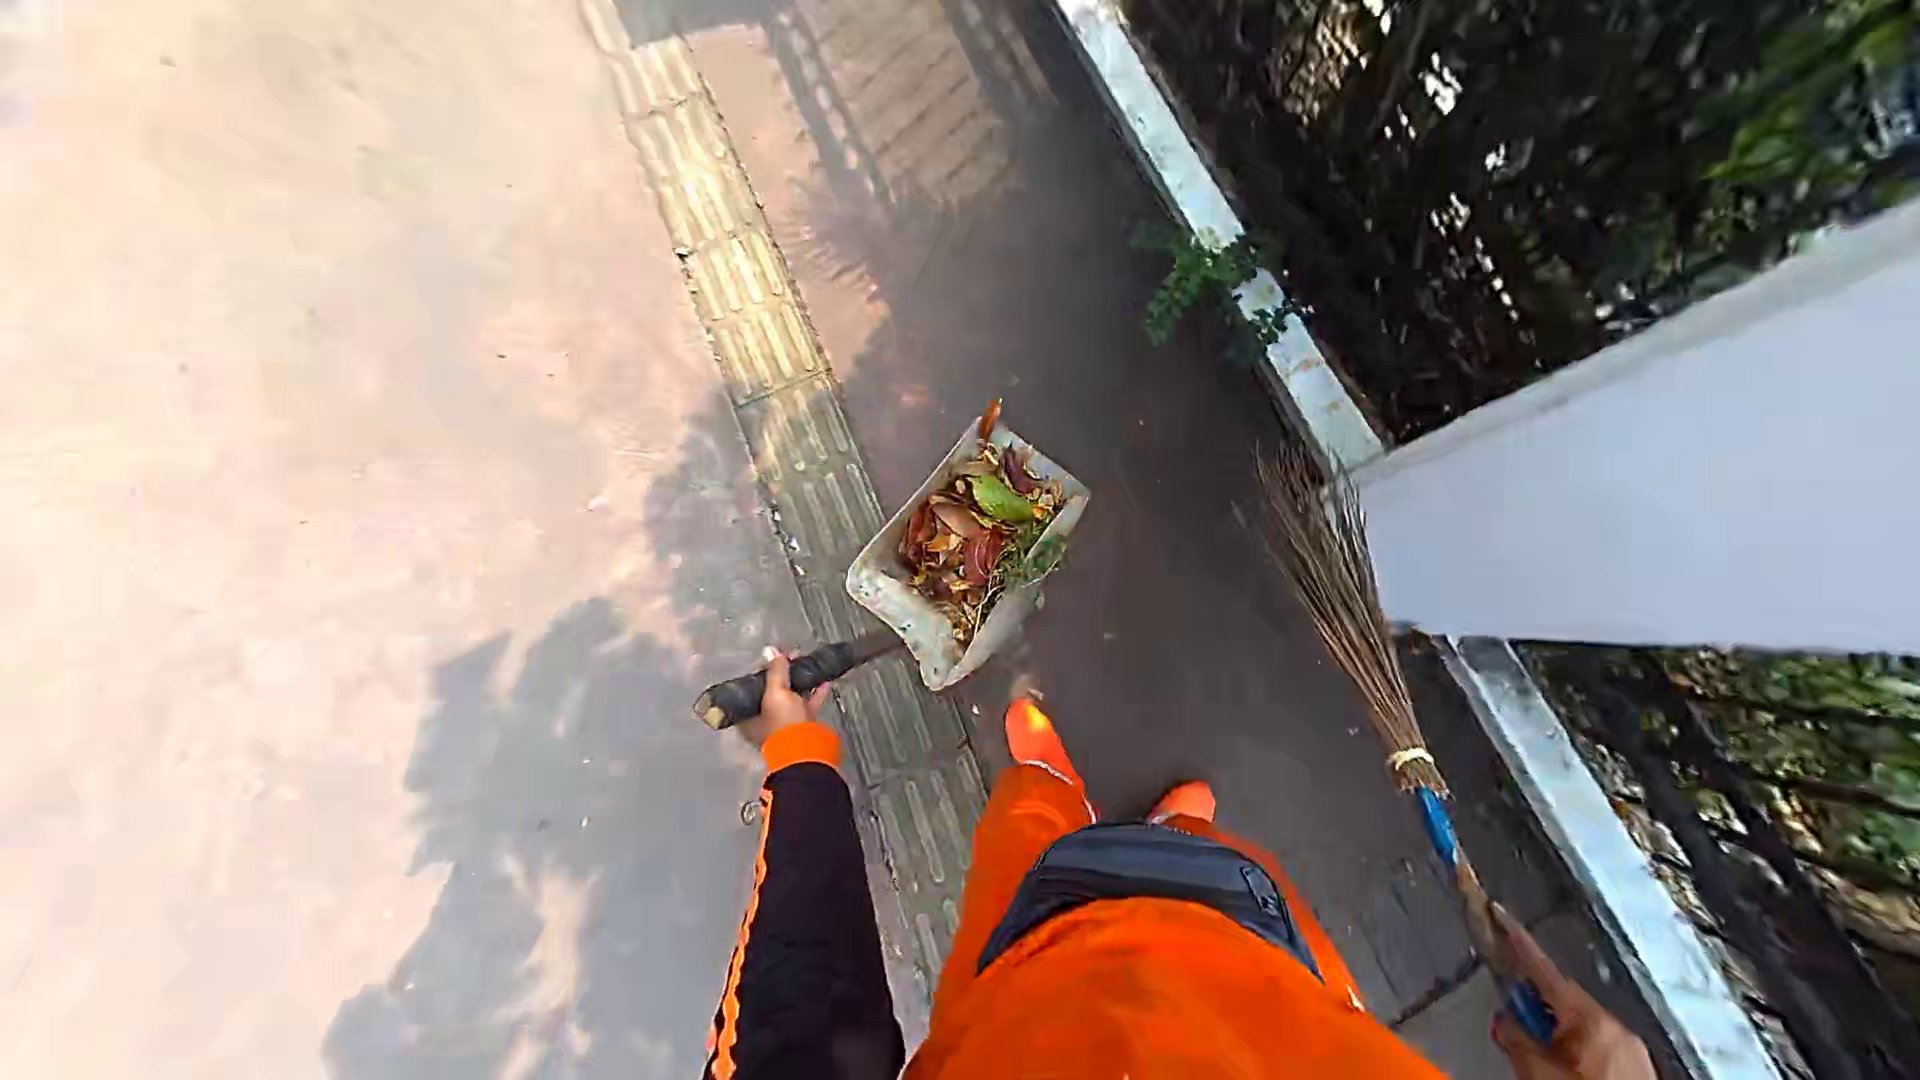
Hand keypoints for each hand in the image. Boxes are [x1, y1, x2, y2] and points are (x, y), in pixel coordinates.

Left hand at [736, 649, 831, 748]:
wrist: (807, 748)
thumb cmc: (783, 721)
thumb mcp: (776, 693)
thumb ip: (775, 671)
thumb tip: (771, 650)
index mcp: (748, 716)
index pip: (752, 687)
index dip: (763, 669)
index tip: (775, 657)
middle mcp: (764, 721)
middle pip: (772, 690)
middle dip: (784, 672)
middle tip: (793, 656)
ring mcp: (785, 724)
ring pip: (791, 696)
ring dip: (800, 680)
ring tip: (808, 663)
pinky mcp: (804, 726)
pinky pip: (808, 704)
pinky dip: (816, 692)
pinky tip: (824, 680)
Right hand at [1490, 904, 1655, 1079]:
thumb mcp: (1536, 1071)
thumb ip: (1513, 1035)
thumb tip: (1506, 1019)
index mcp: (1591, 1020)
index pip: (1544, 969)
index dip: (1516, 940)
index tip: (1497, 911)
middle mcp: (1617, 1028)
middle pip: (1562, 995)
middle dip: (1534, 996)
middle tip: (1512, 1013)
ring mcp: (1634, 1051)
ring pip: (1580, 1020)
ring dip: (1553, 1023)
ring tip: (1537, 1046)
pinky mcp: (1641, 1071)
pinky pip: (1597, 1040)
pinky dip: (1573, 1041)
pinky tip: (1563, 1062)